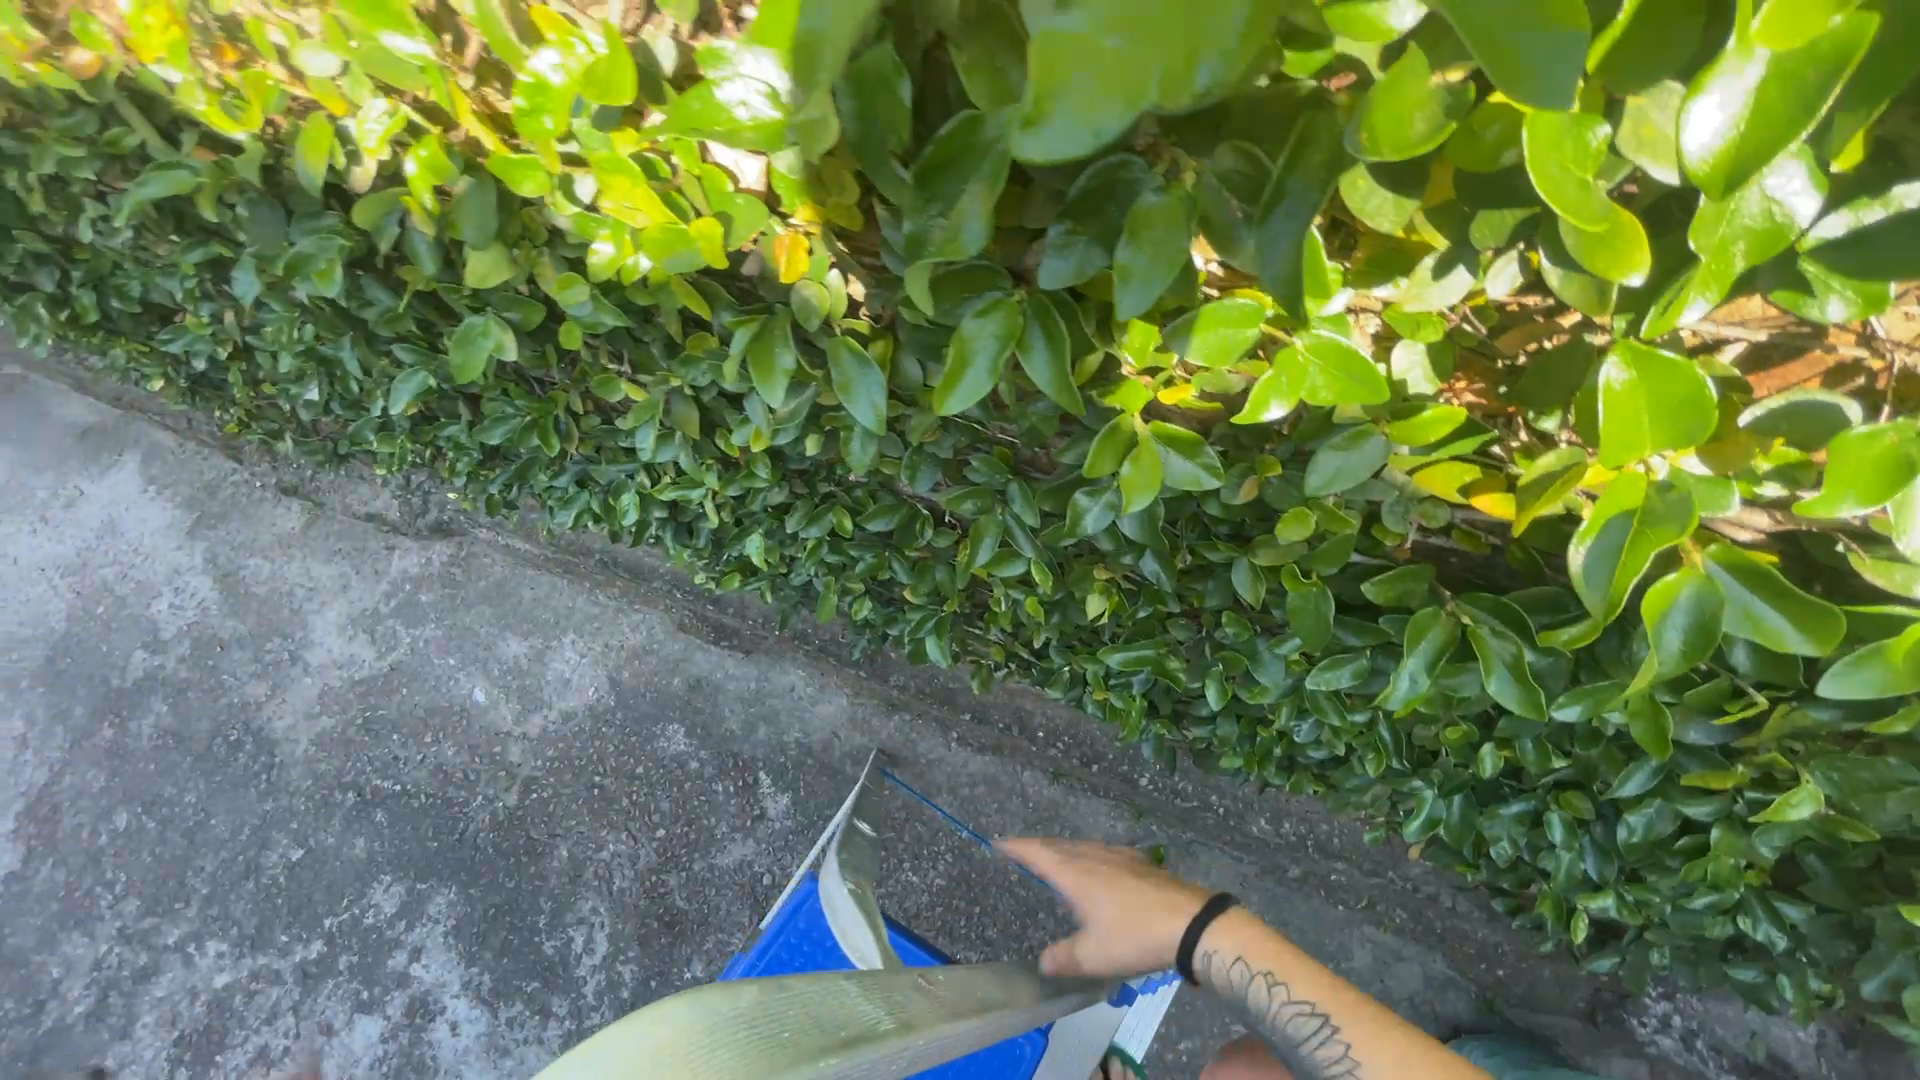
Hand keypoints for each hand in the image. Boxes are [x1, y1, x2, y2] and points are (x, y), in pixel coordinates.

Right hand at [997, 837, 1213, 978]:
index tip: (998, 842)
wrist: (1191, 923)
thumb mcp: (1093, 957)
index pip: (1038, 853)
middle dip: (1038, 847)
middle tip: (1023, 852)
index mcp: (1076, 873)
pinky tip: (1100, 868)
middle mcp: (1094, 856)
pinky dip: (1091, 857)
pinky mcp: (1141, 863)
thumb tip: (1043, 962)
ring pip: (1083, 847)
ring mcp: (1120, 856)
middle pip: (1059, 846)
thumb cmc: (1135, 935)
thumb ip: (1064, 959)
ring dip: (1065, 851)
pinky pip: (1104, 853)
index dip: (1016, 847)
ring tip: (1057, 860)